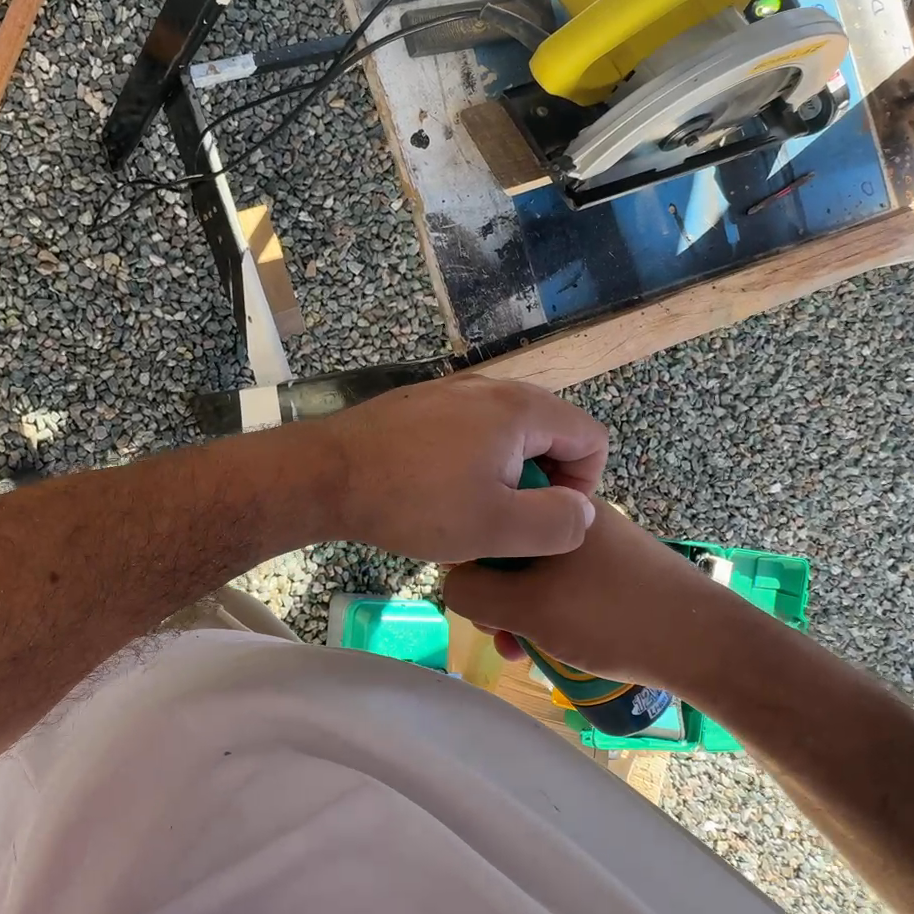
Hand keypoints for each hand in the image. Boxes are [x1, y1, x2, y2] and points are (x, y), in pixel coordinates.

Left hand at [314, 375, 607, 562]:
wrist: (323, 475)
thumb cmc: (414, 502)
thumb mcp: (497, 527)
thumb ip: (558, 523)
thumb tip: (581, 511)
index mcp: (518, 408)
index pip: (590, 436)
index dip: (583, 484)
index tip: (546, 519)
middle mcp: (485, 387)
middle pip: (545, 431)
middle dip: (537, 480)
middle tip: (505, 521)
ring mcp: (443, 391)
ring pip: (499, 434)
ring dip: (497, 474)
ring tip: (465, 512)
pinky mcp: (411, 405)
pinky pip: (459, 431)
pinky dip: (461, 461)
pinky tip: (430, 493)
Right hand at [440, 502, 768, 695]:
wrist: (718, 651)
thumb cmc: (612, 619)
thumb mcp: (523, 608)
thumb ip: (469, 592)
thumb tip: (454, 585)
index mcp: (555, 508)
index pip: (487, 521)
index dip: (467, 561)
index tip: (473, 600)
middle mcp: (578, 517)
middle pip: (511, 552)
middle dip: (496, 597)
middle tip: (500, 637)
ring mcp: (605, 546)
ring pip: (538, 575)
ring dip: (522, 613)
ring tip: (526, 653)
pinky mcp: (624, 574)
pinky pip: (568, 588)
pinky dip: (554, 615)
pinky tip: (560, 649)